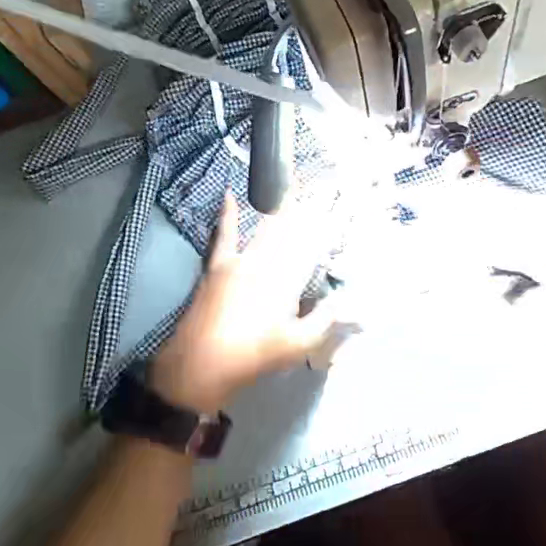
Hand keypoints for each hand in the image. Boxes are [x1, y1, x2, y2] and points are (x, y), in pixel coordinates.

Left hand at [147, 194, 334, 413]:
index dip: (330, 224)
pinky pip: (225, 235)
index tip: (343, 205)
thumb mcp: (299, 344)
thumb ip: (324, 318)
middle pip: (293, 229)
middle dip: (311, 206)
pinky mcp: (219, 266)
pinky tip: (228, 194)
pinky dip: (227, 214)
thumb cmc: (255, 355)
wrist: (202, 363)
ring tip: (293, 183)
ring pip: (266, 227)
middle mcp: (267, 262)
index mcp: (289, 280)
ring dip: (280, 206)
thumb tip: (342, 297)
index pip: (315, 245)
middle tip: (326, 183)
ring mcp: (241, 261)